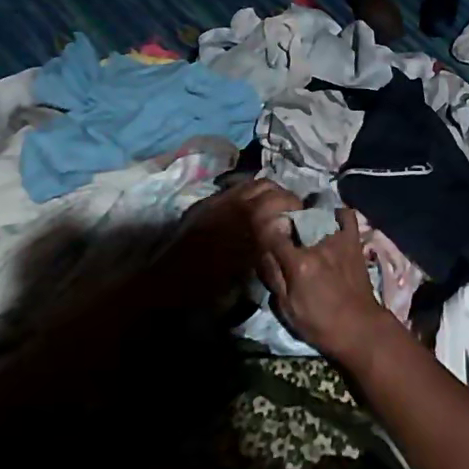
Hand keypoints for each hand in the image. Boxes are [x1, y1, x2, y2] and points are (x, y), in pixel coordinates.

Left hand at [155, 179, 300, 301]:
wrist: (168, 284)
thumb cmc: (210, 286)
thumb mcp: (246, 271)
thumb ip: (268, 243)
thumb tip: (284, 225)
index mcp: (251, 220)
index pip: (283, 201)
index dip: (295, 206)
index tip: (301, 217)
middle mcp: (237, 203)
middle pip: (268, 186)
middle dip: (282, 195)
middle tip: (288, 210)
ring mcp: (219, 200)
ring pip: (251, 183)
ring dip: (264, 191)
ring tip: (269, 206)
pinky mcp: (205, 203)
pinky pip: (232, 189)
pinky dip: (245, 193)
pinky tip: (245, 209)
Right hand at [258, 208, 395, 366]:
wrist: (358, 327)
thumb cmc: (320, 324)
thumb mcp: (287, 309)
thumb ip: (274, 278)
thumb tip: (264, 255)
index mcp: (298, 263)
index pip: (274, 236)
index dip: (267, 232)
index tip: (266, 235)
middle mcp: (317, 245)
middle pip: (296, 223)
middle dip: (288, 226)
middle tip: (287, 236)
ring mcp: (338, 239)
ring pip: (319, 216)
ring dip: (310, 220)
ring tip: (308, 228)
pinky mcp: (353, 240)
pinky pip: (346, 216)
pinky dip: (338, 215)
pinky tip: (331, 221)